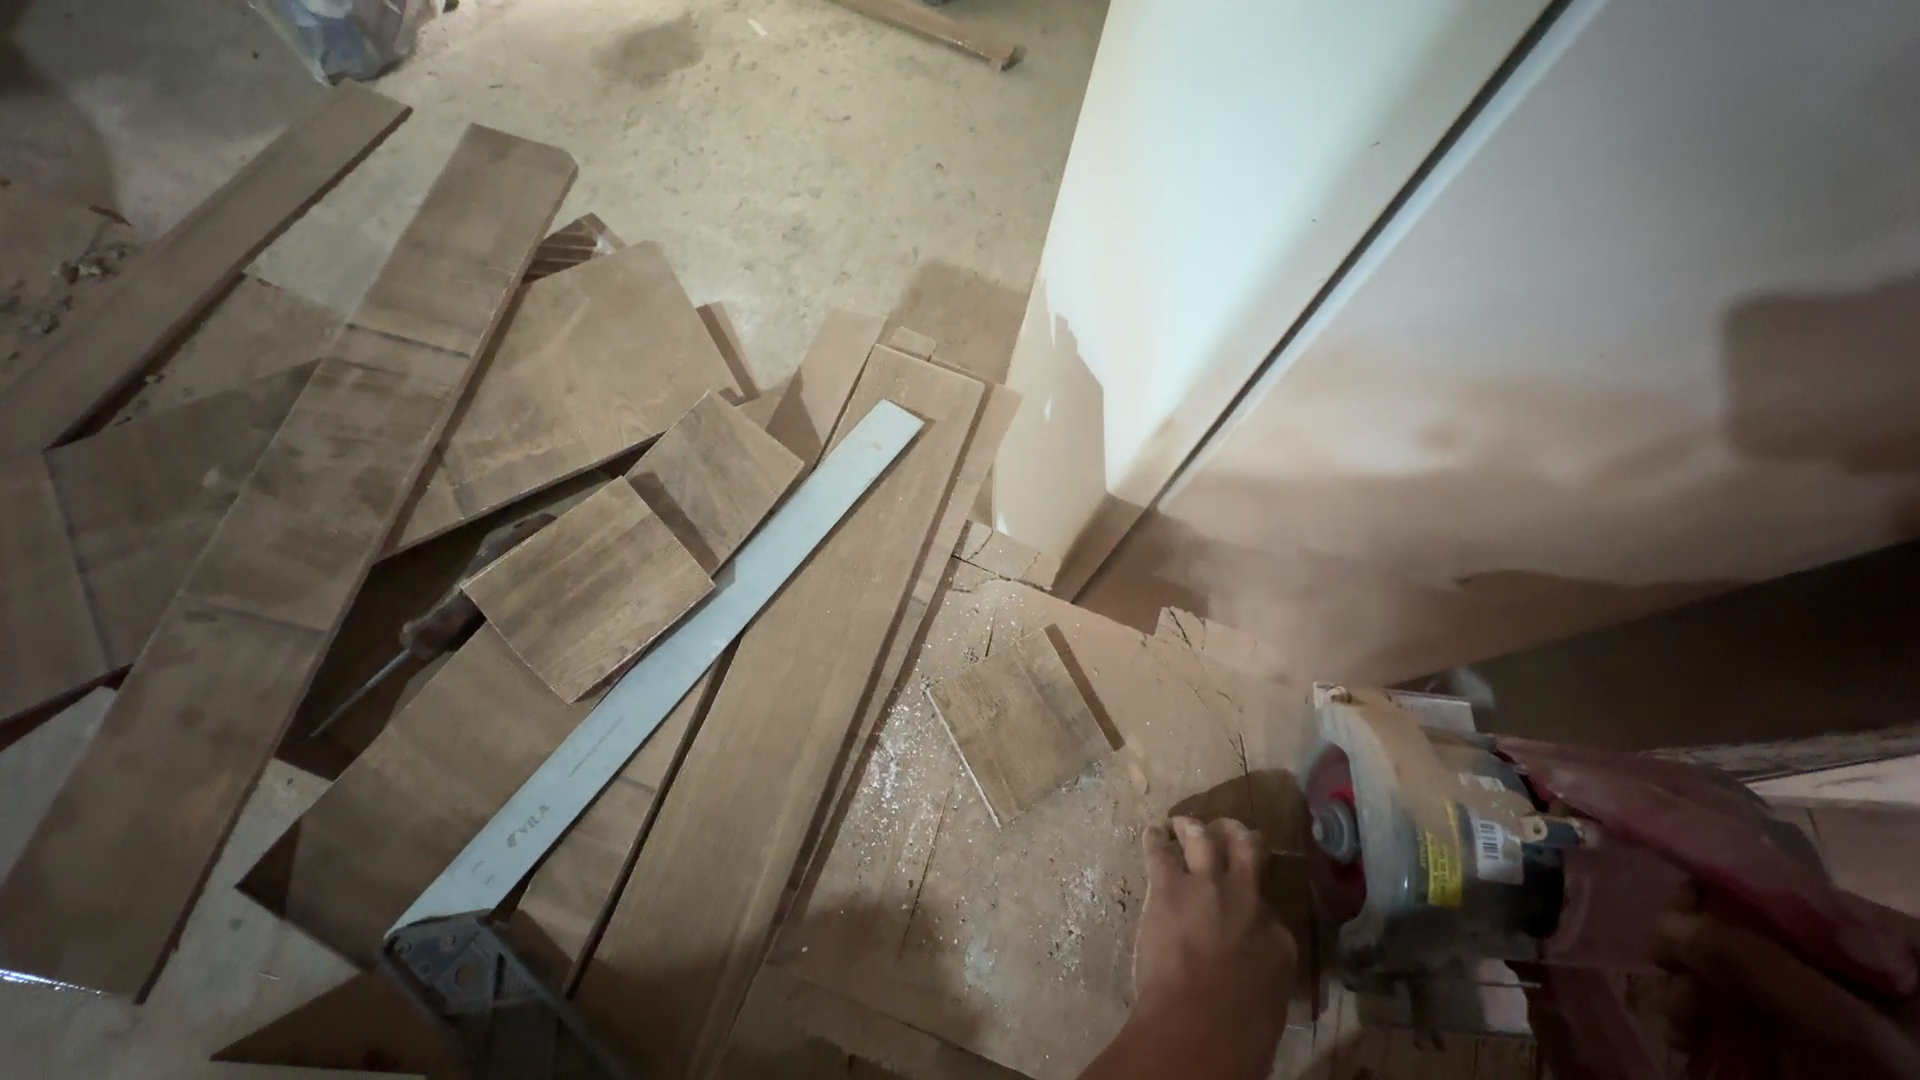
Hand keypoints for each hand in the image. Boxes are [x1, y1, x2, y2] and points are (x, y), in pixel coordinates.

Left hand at [1078, 816, 1296, 1078]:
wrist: (1199, 1021)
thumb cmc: (1238, 1029)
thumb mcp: (1270, 997)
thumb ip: (1260, 967)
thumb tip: (1249, 962)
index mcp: (1278, 936)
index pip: (1267, 905)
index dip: (1254, 899)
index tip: (1246, 897)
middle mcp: (1246, 899)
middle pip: (1246, 850)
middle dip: (1238, 835)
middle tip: (1229, 828)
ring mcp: (1208, 886)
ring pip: (1203, 838)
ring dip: (1193, 828)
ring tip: (1183, 823)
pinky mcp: (1170, 886)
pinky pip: (1161, 851)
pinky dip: (1156, 840)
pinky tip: (1152, 833)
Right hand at [1656, 887, 1919, 1078]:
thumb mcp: (1847, 1037)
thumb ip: (1762, 971)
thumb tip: (1668, 924)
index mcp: (1888, 938)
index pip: (1777, 889)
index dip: (1710, 903)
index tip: (1671, 935)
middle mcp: (1852, 951)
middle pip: (1741, 923)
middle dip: (1695, 955)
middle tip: (1674, 986)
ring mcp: (1824, 988)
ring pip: (1726, 959)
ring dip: (1688, 988)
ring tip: (1681, 1026)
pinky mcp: (1799, 1021)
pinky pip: (1732, 994)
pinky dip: (1699, 1011)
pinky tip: (1688, 1034)